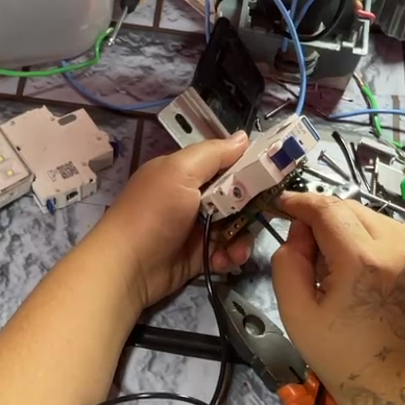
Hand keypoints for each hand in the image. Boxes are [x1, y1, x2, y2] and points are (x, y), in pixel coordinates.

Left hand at [83, 132, 253, 312]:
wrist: (127, 267)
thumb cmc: (153, 212)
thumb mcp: (180, 172)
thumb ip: (214, 154)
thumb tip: (245, 137)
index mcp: (186, 172)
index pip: (227, 163)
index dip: (251, 167)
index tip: (277, 172)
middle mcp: (193, 198)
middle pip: (237, 197)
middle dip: (251, 207)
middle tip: (262, 214)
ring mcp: (196, 228)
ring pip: (236, 227)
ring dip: (242, 237)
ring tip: (235, 249)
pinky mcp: (199, 256)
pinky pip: (225, 251)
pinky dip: (229, 256)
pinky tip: (224, 260)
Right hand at [270, 192, 404, 404]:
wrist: (391, 386)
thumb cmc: (339, 355)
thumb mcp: (295, 313)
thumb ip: (288, 263)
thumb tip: (299, 232)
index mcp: (363, 262)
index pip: (328, 210)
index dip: (301, 203)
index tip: (284, 206)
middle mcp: (399, 248)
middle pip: (352, 209)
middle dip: (323, 220)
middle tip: (307, 248)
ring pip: (375, 218)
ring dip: (350, 230)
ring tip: (338, 264)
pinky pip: (397, 234)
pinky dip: (375, 240)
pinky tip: (365, 268)